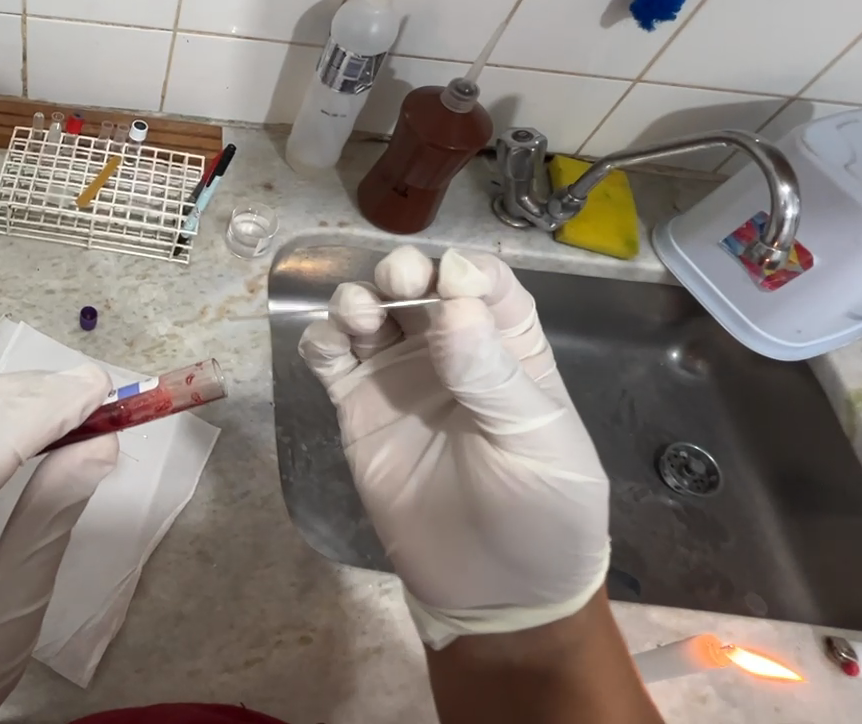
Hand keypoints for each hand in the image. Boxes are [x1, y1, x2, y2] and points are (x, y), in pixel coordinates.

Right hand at [298, 246, 609, 647]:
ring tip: (358, 317)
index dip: (465, 271)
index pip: (485, 286)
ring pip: (366, 312)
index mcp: (505, 350)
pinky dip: (321, 339)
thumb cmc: (540, 514)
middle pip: (417, 286)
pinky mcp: (354, 404)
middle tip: (397, 281)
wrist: (491, 591)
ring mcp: (395, 375)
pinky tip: (330, 348)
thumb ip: (495, 376)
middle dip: (403, 270)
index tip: (450, 278)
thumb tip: (454, 304)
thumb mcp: (539, 446)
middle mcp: (446, 351)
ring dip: (355, 299)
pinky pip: (329, 356)